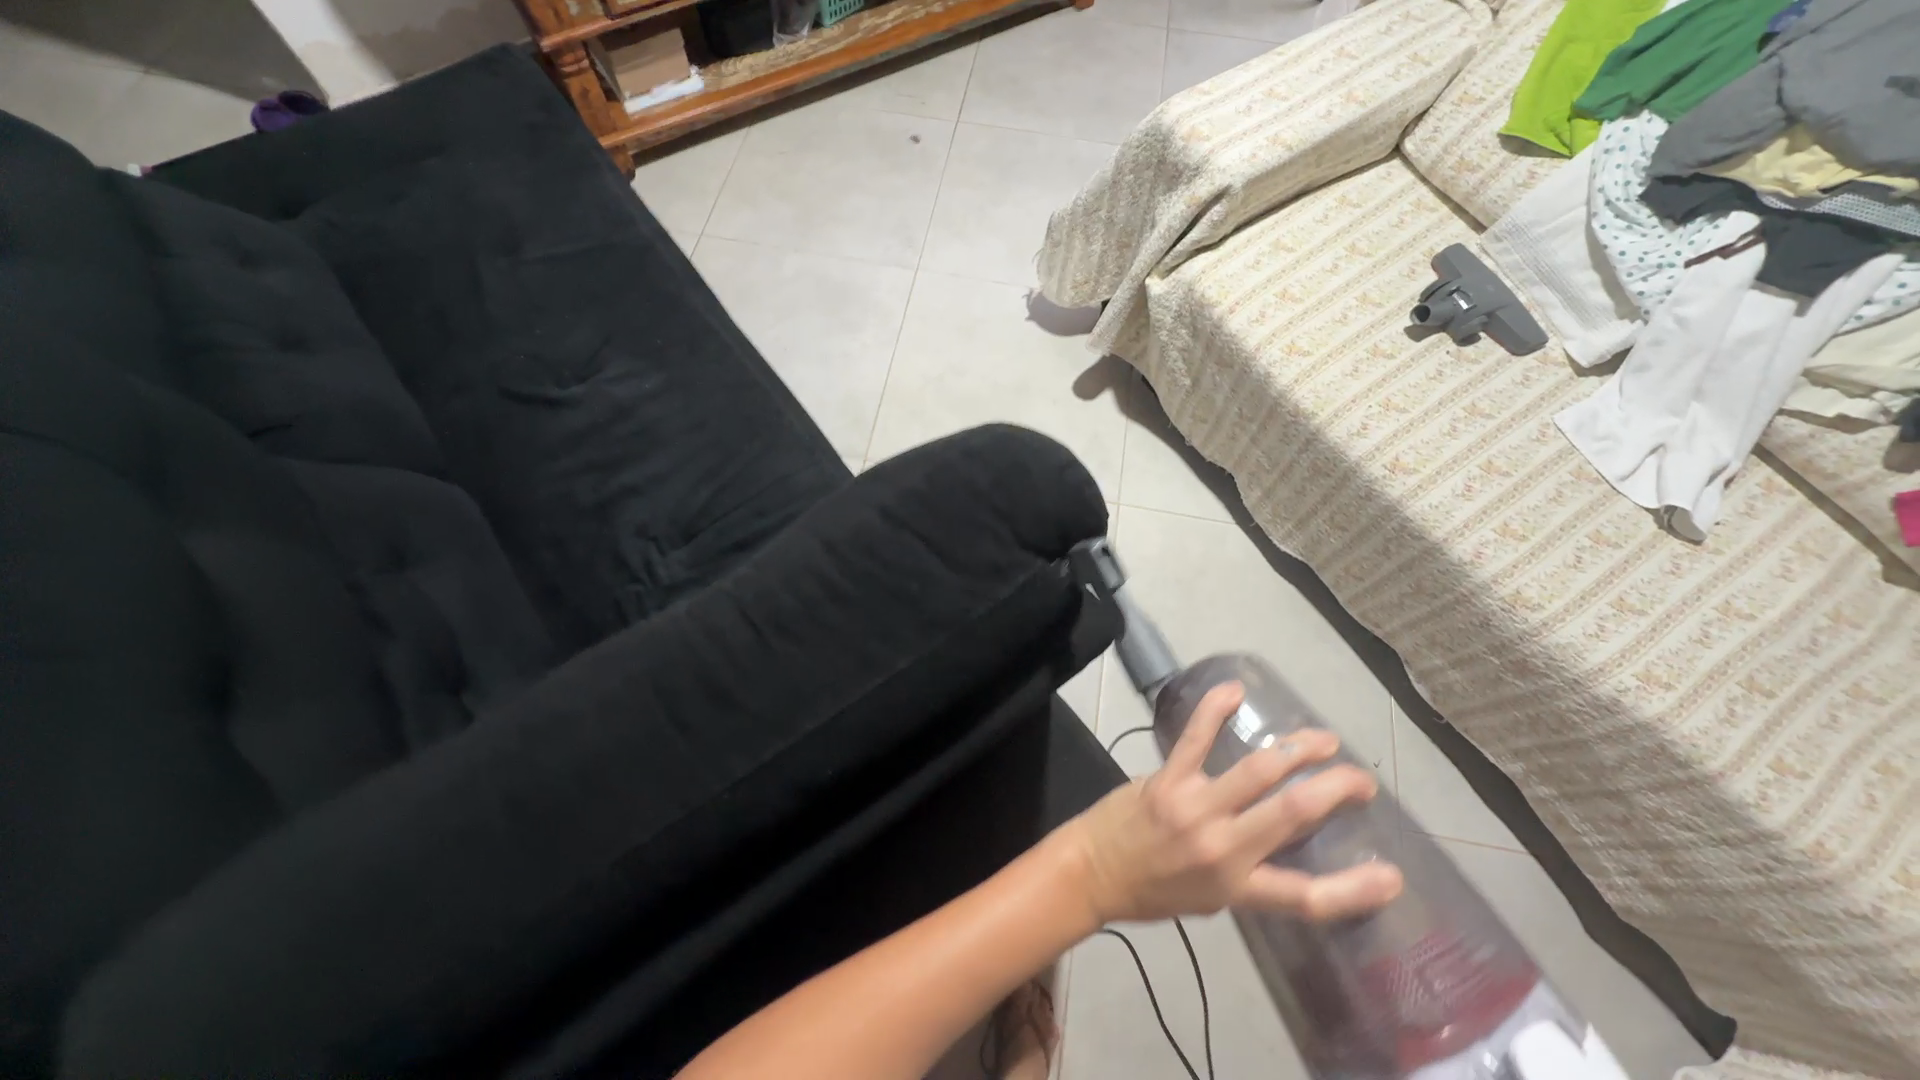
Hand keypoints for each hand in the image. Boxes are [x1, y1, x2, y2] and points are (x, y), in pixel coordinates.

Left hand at [1059, 682, 1402, 924]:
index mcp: (1236, 886)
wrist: (1093, 872)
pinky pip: (1196, 737)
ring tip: (1324, 740)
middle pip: (1294, 813)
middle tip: (1362, 779)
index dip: (1353, 889)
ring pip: (1258, 770)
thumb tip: (1288, 839)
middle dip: (1337, 789)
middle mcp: (1222, 846)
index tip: (1392, 876)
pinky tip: (1234, 690)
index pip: (1305, 896)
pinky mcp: (1169, 778)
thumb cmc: (1154, 891)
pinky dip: (1215, 710)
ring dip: (1298, 749)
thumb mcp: (1211, 899)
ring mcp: (1195, 807)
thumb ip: (1250, 873)